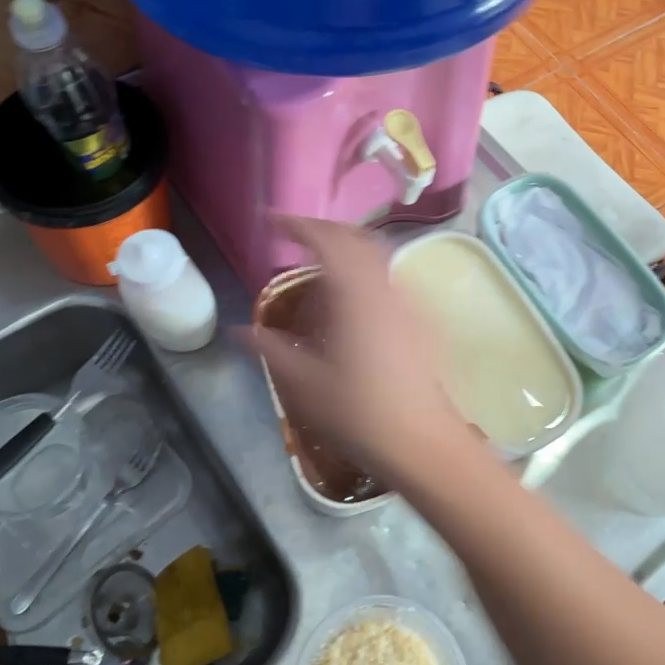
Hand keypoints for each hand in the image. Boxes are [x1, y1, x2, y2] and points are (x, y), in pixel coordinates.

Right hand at [243, 216, 478, 484]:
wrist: (423, 444)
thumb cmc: (360, 415)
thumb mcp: (305, 385)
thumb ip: (271, 350)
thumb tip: (241, 330)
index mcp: (356, 295)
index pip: (327, 239)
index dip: (298, 224)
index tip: (271, 221)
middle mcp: (387, 288)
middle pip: (357, 239)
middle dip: (325, 231)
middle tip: (295, 238)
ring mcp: (410, 303)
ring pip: (378, 256)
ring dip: (347, 249)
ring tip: (320, 266)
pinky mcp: (423, 321)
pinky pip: (389, 278)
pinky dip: (365, 271)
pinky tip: (352, 300)